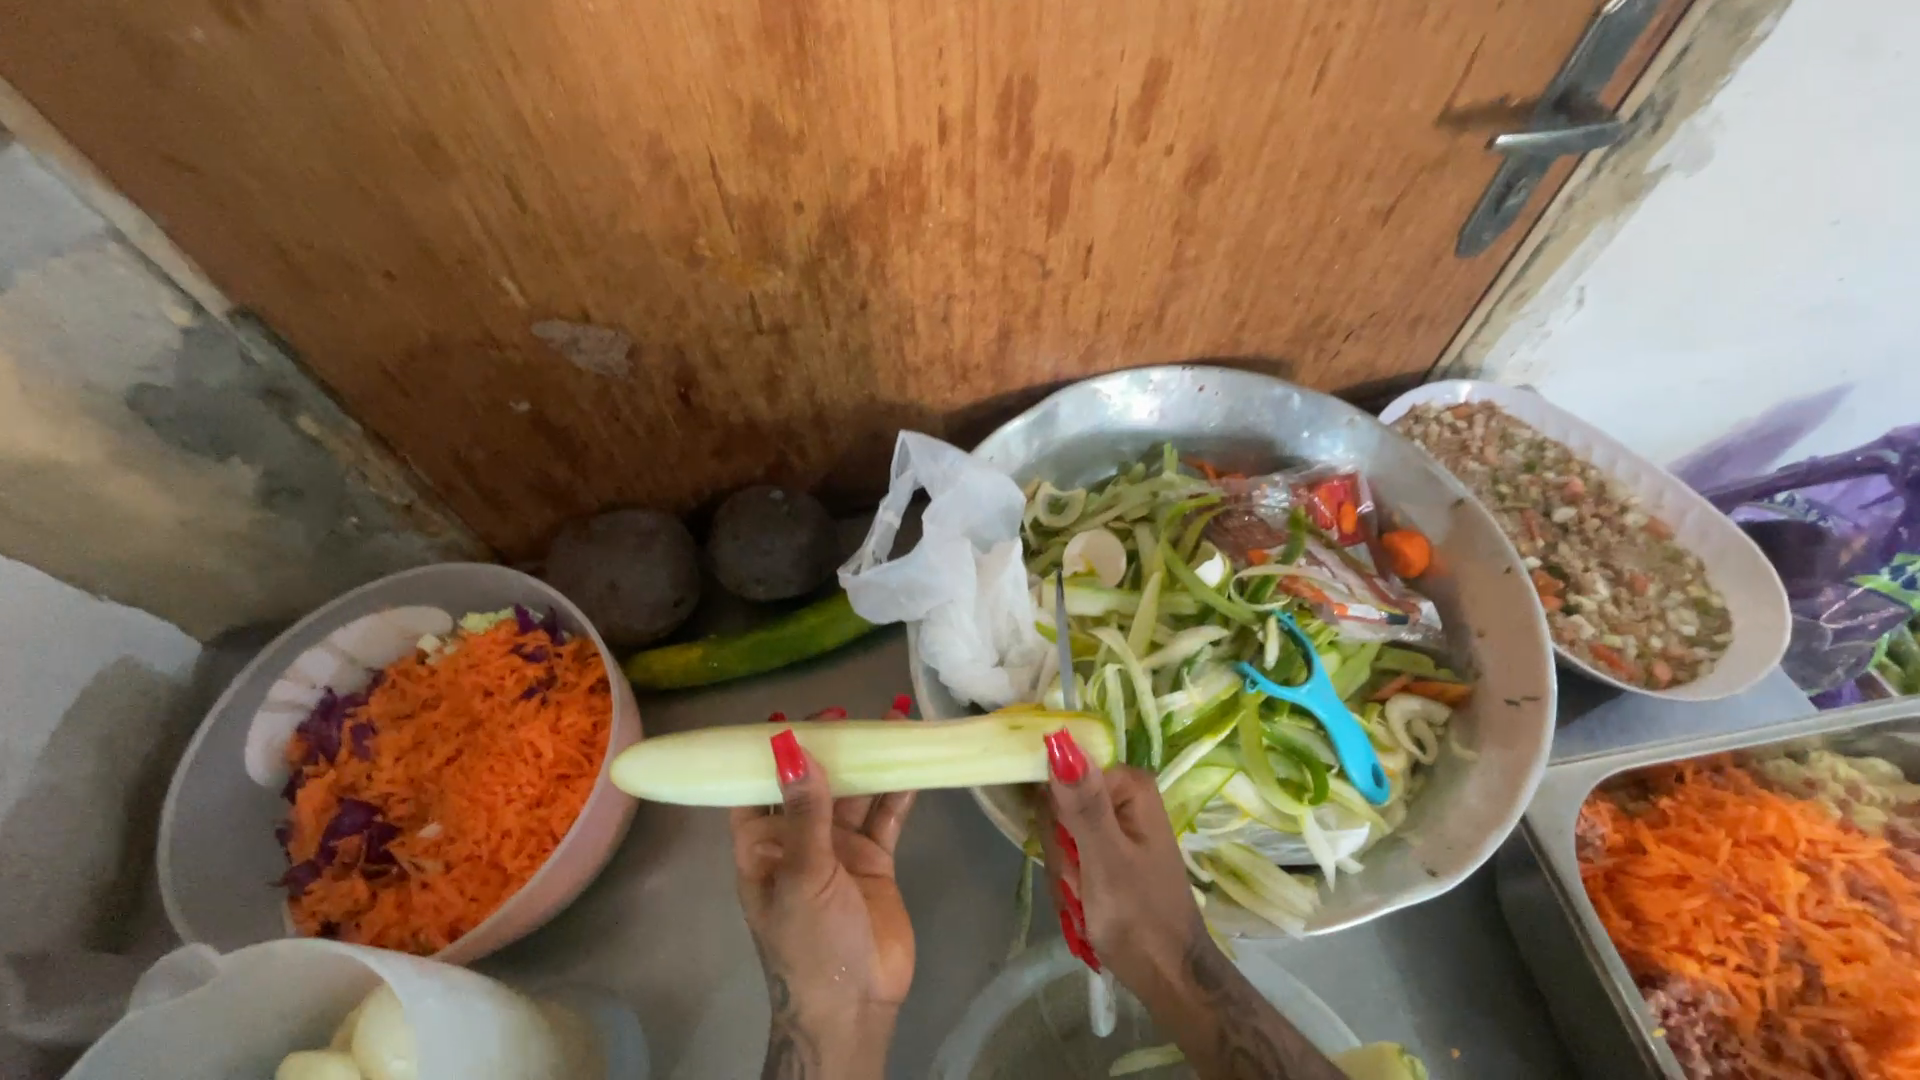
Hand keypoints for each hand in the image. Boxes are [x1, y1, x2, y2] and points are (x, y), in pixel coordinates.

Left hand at [729, 700, 915, 1079]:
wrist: (855, 1003)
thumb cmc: (809, 942)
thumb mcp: (801, 875)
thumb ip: (804, 811)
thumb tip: (792, 747)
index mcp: (762, 846)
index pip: (754, 789)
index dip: (764, 753)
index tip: (783, 717)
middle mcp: (798, 840)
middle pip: (810, 782)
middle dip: (827, 747)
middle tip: (847, 713)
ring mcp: (838, 848)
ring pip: (852, 792)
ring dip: (868, 760)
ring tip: (891, 719)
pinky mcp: (874, 859)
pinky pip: (885, 815)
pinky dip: (898, 789)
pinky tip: (912, 760)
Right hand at [1039, 730, 1346, 1079]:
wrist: (1168, 977)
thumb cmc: (1140, 919)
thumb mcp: (1106, 862)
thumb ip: (1082, 804)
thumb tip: (1059, 741)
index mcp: (1129, 786)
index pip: (1062, 774)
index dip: (1056, 818)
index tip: (1070, 856)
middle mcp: (1123, 795)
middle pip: (1058, 805)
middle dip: (1060, 851)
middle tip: (1081, 883)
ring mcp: (1116, 823)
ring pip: (1058, 833)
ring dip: (1062, 872)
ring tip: (1084, 899)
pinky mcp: (1108, 848)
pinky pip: (1068, 853)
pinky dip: (1068, 882)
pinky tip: (1083, 904)